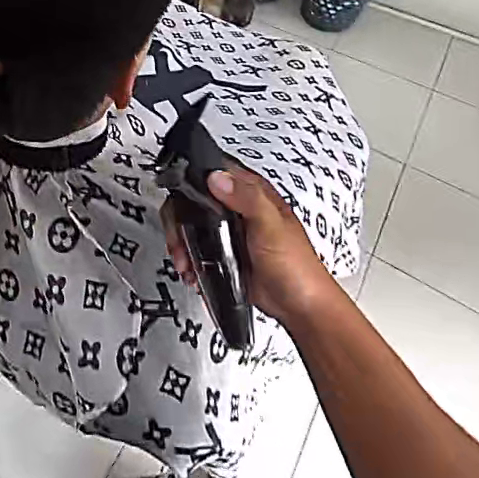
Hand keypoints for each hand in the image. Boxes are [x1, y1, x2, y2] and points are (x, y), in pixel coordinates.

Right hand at [163, 164, 335, 323]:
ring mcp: (231, 231)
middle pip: (196, 199)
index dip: (193, 178)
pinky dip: (190, 258)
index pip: (216, 171)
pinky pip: (198, 249)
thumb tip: (218, 178)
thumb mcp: (271, 226)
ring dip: (182, 241)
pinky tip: (193, 270)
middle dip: (180, 218)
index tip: (179, 196)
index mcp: (253, 193)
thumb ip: (247, 198)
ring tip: (185, 259)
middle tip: (180, 237)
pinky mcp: (225, 253)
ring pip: (193, 224)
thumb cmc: (297, 266)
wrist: (299, 307)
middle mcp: (240, 208)